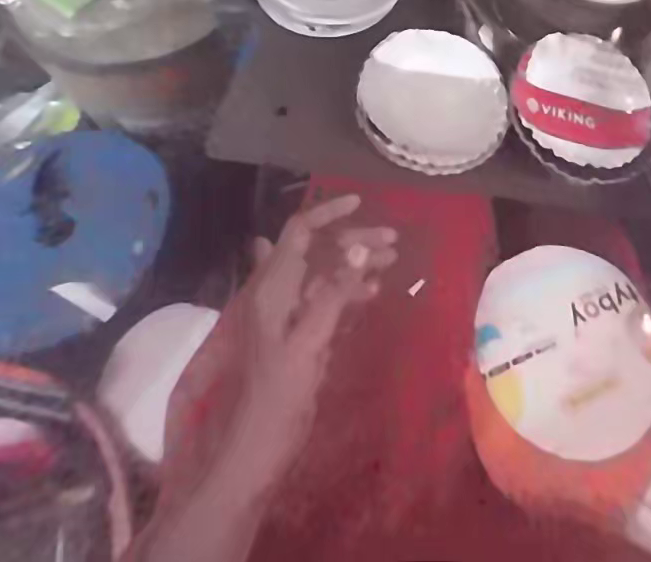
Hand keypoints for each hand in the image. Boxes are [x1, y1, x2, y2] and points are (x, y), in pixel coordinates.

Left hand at [222, 194, 396, 485]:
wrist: (258, 447)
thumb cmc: (280, 394)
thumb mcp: (309, 342)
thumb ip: (333, 293)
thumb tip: (357, 248)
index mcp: (272, 286)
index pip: (299, 232)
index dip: (328, 213)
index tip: (361, 203)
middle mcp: (277, 290)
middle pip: (316, 250)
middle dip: (351, 240)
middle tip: (392, 241)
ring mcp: (287, 311)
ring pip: (323, 273)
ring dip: (354, 265)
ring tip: (392, 261)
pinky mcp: (298, 331)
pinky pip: (325, 298)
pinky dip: (348, 290)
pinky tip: (373, 290)